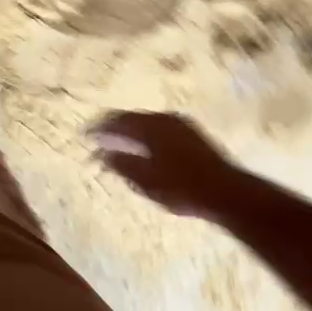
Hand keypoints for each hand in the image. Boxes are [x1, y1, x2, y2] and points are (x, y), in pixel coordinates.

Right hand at [91, 111, 245, 220]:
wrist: (227, 193)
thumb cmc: (182, 189)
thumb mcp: (146, 181)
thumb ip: (121, 165)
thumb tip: (101, 154)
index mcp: (149, 126)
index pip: (115, 121)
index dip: (98, 128)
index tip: (84, 134)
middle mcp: (163, 118)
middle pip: (131, 118)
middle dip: (114, 127)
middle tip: (99, 137)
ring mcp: (180, 124)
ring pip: (147, 121)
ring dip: (131, 130)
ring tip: (120, 143)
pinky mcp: (192, 133)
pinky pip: (160, 127)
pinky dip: (147, 133)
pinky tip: (146, 147)